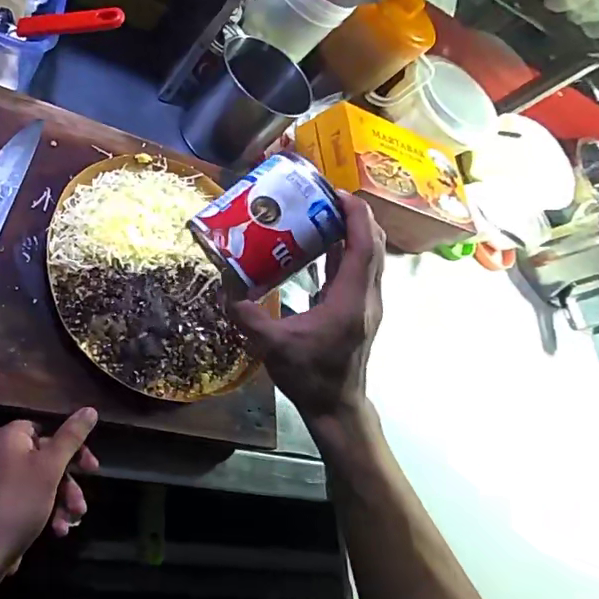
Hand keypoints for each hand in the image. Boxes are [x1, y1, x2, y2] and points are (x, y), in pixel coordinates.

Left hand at [0, 408, 98, 572]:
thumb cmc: (19, 503)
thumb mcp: (51, 467)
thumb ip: (72, 437)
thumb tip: (90, 409)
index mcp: (11, 438)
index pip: (49, 430)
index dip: (73, 447)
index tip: (90, 467)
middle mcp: (4, 454)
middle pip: (50, 459)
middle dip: (70, 484)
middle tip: (82, 500)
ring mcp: (2, 481)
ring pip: (45, 482)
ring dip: (63, 501)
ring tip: (72, 520)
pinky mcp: (3, 504)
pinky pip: (33, 499)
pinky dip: (49, 511)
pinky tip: (58, 529)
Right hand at [230, 191, 385, 425]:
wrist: (336, 407)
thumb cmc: (310, 376)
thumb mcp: (272, 346)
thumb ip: (247, 314)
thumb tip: (224, 284)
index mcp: (351, 298)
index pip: (364, 243)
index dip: (355, 213)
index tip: (335, 191)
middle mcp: (367, 295)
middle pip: (373, 243)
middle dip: (355, 214)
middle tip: (323, 197)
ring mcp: (367, 303)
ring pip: (370, 255)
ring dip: (352, 231)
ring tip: (321, 214)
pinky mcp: (360, 310)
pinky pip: (359, 270)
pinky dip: (345, 252)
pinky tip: (319, 247)